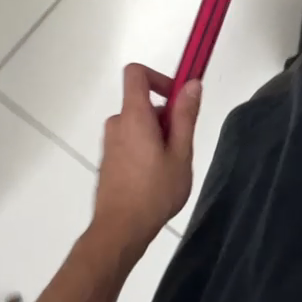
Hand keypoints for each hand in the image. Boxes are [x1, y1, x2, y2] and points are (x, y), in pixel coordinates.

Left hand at [92, 64, 200, 251]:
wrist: (120, 228)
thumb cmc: (155, 192)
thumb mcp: (180, 153)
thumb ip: (185, 116)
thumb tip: (191, 84)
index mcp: (134, 116)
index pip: (136, 73)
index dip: (160, 77)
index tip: (179, 97)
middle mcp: (117, 124)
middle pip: (143, 103)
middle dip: (166, 116)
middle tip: (182, 146)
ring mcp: (110, 143)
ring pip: (139, 125)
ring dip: (157, 136)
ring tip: (171, 168)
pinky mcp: (109, 160)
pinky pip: (131, 141)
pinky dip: (146, 149)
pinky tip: (156, 178)